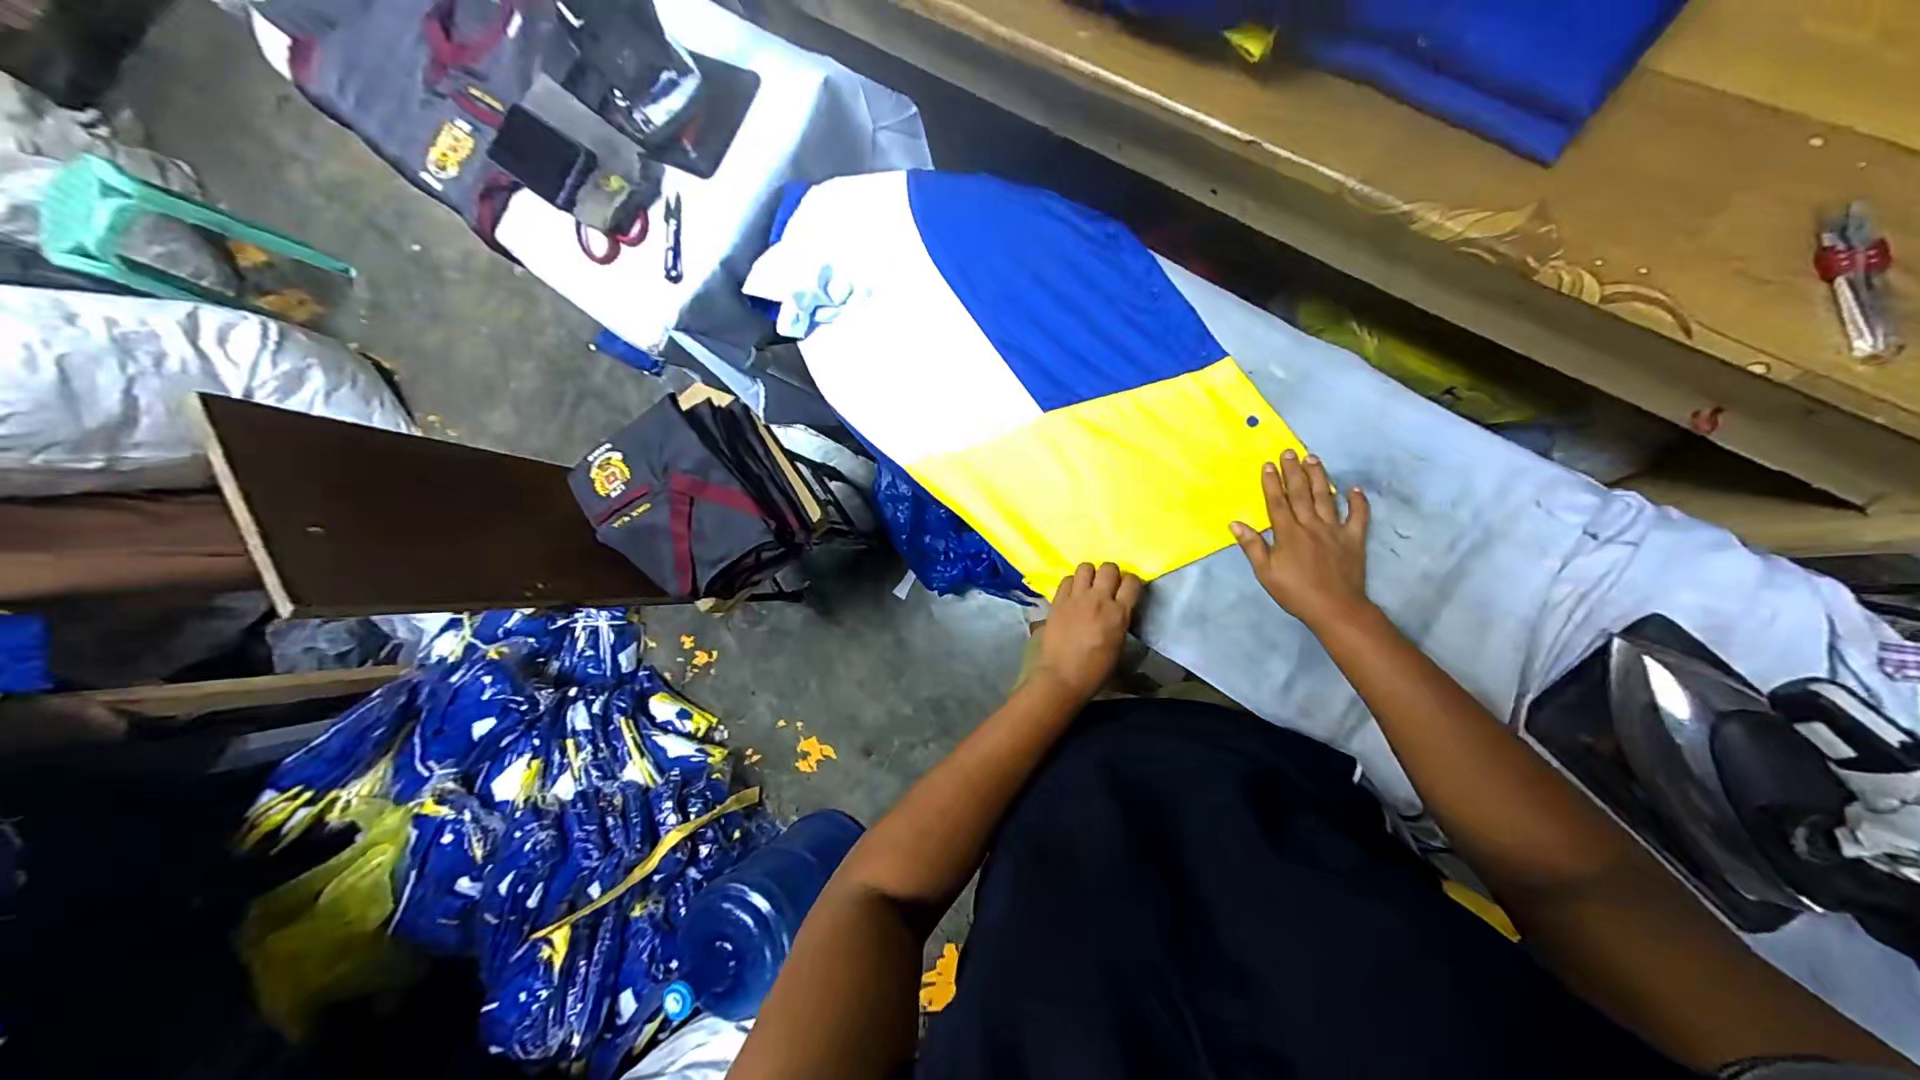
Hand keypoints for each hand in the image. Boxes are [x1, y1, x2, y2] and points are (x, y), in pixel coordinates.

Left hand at [1032, 562, 1143, 700]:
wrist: (1062, 676)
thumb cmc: (1095, 669)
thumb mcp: (1119, 644)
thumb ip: (1121, 620)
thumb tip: (1119, 609)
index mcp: (1119, 614)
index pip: (1132, 582)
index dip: (1131, 582)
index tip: (1127, 590)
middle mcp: (1098, 600)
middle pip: (1109, 568)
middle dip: (1111, 574)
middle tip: (1107, 587)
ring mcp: (1076, 598)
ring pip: (1086, 567)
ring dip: (1090, 575)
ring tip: (1088, 587)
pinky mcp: (1058, 601)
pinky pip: (1067, 579)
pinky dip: (1072, 583)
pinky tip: (1073, 595)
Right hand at [1231, 450, 1371, 629]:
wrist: (1335, 607)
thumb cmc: (1295, 592)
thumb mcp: (1265, 572)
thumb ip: (1252, 546)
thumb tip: (1236, 524)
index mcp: (1288, 533)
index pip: (1278, 503)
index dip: (1272, 483)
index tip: (1268, 465)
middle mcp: (1311, 525)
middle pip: (1301, 494)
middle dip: (1294, 471)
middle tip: (1290, 452)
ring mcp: (1334, 530)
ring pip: (1326, 498)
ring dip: (1319, 477)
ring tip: (1313, 459)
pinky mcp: (1354, 538)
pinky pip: (1358, 516)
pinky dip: (1357, 501)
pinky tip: (1354, 488)